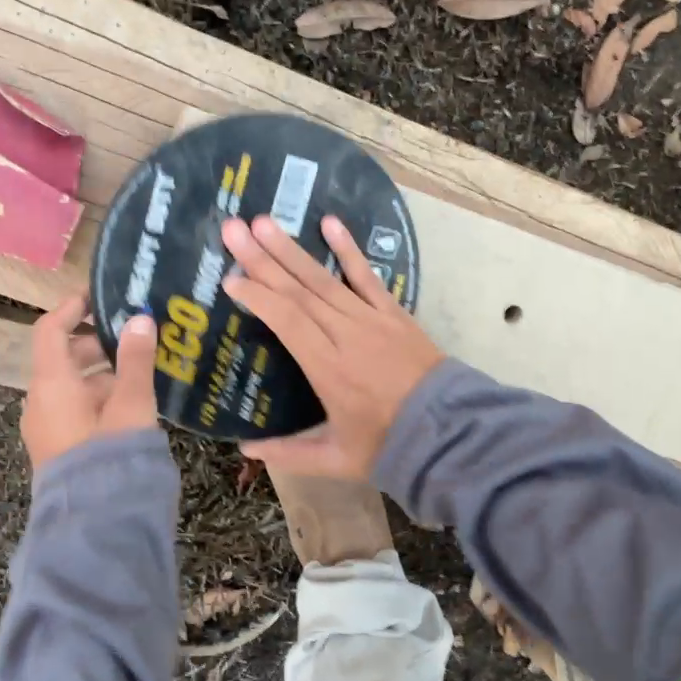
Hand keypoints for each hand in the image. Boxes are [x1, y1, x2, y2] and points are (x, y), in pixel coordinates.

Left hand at [20, 291, 160, 471]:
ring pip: (70, 386)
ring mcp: (46, 428)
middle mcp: (40, 401)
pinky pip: (73, 409)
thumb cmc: (112, 455)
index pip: (50, 330)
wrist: (94, 526)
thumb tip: (139, 318)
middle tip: (134, 336)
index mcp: (51, 383)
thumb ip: (136, 360)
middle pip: (62, 358)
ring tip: (141, 373)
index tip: (100, 297)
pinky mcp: (58, 449)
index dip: (72, 308)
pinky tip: (130, 406)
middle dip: (97, 343)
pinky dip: (97, 397)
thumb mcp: (131, 404)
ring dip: (101, 373)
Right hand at [221, 215, 443, 479]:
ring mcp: (371, 319)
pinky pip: (367, 276)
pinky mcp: (393, 312)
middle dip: (263, 259)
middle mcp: (345, 334)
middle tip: (233, 230)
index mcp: (328, 368)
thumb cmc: (388, 445)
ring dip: (291, 249)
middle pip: (299, 291)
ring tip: (263, 221)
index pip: (287, 321)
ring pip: (324, 279)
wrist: (450, 431)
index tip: (230, 280)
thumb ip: (290, 454)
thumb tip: (245, 449)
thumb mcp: (336, 460)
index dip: (259, 298)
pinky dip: (349, 249)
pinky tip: (329, 222)